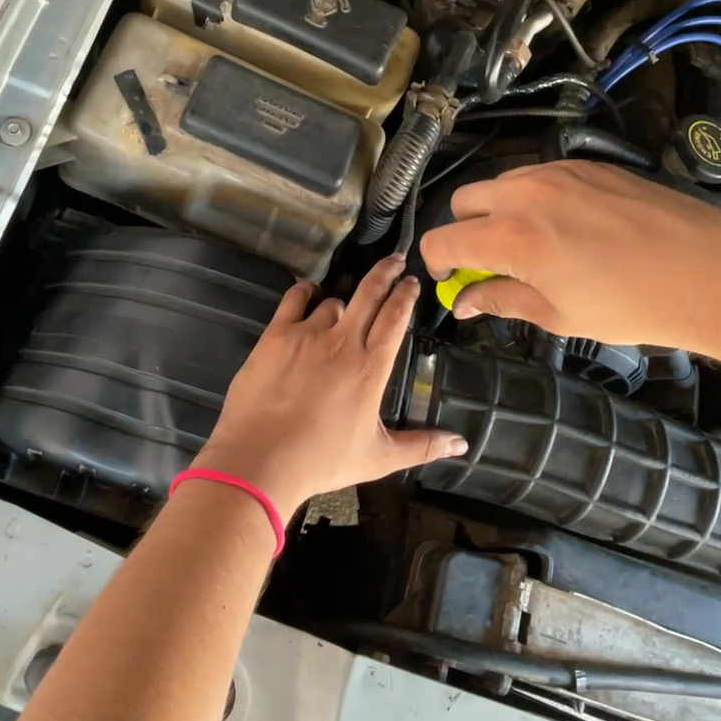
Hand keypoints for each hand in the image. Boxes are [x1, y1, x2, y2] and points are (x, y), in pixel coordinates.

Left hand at [192, 255, 468, 511]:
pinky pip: (294, 300)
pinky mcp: (276, 336)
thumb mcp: (379, 458)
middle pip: (370, 294)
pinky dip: (305, 291)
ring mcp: (307, 335)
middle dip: (386, 272)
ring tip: (347, 304)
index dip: (405, 294)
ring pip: (333, 302)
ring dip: (344, 300)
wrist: (260, 460)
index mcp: (371, 368)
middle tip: (396, 259)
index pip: (395, 317)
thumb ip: (422, 446)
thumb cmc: (322, 461)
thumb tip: (460, 445)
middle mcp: (343, 343)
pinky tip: (310, 290)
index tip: (411, 281)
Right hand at [418, 159, 720, 355]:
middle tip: (491, 264)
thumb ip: (502, 300)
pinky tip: (567, 227)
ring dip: (498, 213)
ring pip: (500, 184)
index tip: (454, 282)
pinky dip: (533, 199)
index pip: (442, 242)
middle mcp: (525, 194)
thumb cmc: (634, 306)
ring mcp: (558, 172)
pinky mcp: (588, 164)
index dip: (438, 266)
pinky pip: (538, 176)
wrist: (711, 270)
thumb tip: (465, 302)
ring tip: (533, 245)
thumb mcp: (559, 315)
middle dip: (465, 233)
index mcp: (511, 237)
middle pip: (462, 202)